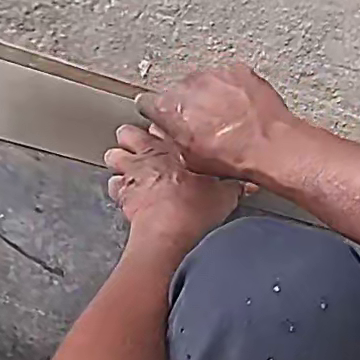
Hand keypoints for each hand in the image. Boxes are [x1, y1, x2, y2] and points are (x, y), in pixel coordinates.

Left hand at [104, 124, 243, 248]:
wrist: (165, 235)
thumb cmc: (190, 209)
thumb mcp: (223, 195)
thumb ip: (233, 185)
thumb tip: (246, 183)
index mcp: (169, 147)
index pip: (157, 124)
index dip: (160, 128)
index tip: (167, 131)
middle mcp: (145, 157)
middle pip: (127, 133)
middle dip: (131, 138)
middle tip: (143, 145)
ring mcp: (129, 176)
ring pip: (113, 156)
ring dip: (120, 160)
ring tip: (133, 166)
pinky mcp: (120, 198)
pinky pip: (113, 185)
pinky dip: (119, 187)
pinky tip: (130, 192)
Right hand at [135, 64, 302, 180]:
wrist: (270, 146)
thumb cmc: (234, 158)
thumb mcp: (192, 161)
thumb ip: (173, 142)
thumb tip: (167, 134)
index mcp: (170, 108)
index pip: (150, 104)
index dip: (161, 113)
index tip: (167, 118)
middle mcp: (188, 86)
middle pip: (180, 90)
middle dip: (189, 103)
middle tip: (205, 121)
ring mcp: (215, 75)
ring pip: (205, 81)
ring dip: (212, 94)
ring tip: (228, 115)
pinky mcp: (238, 70)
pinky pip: (230, 77)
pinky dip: (234, 88)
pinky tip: (242, 106)